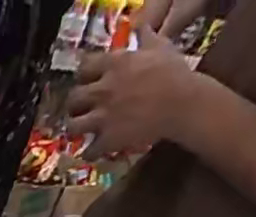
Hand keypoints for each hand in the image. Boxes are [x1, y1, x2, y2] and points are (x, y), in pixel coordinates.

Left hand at [66, 25, 204, 158]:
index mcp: (114, 65)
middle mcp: (103, 90)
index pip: (84, 67)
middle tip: (80, 107)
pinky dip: (90, 152)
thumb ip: (145, 37)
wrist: (183, 103)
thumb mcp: (160, 47)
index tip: (87, 79)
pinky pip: (89, 150)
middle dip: (75, 103)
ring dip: (75, 128)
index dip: (83, 74)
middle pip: (73, 98)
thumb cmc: (174, 72)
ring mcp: (103, 116)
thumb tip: (140, 26)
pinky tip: (93, 150)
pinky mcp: (108, 138)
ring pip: (73, 125)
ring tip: (80, 129)